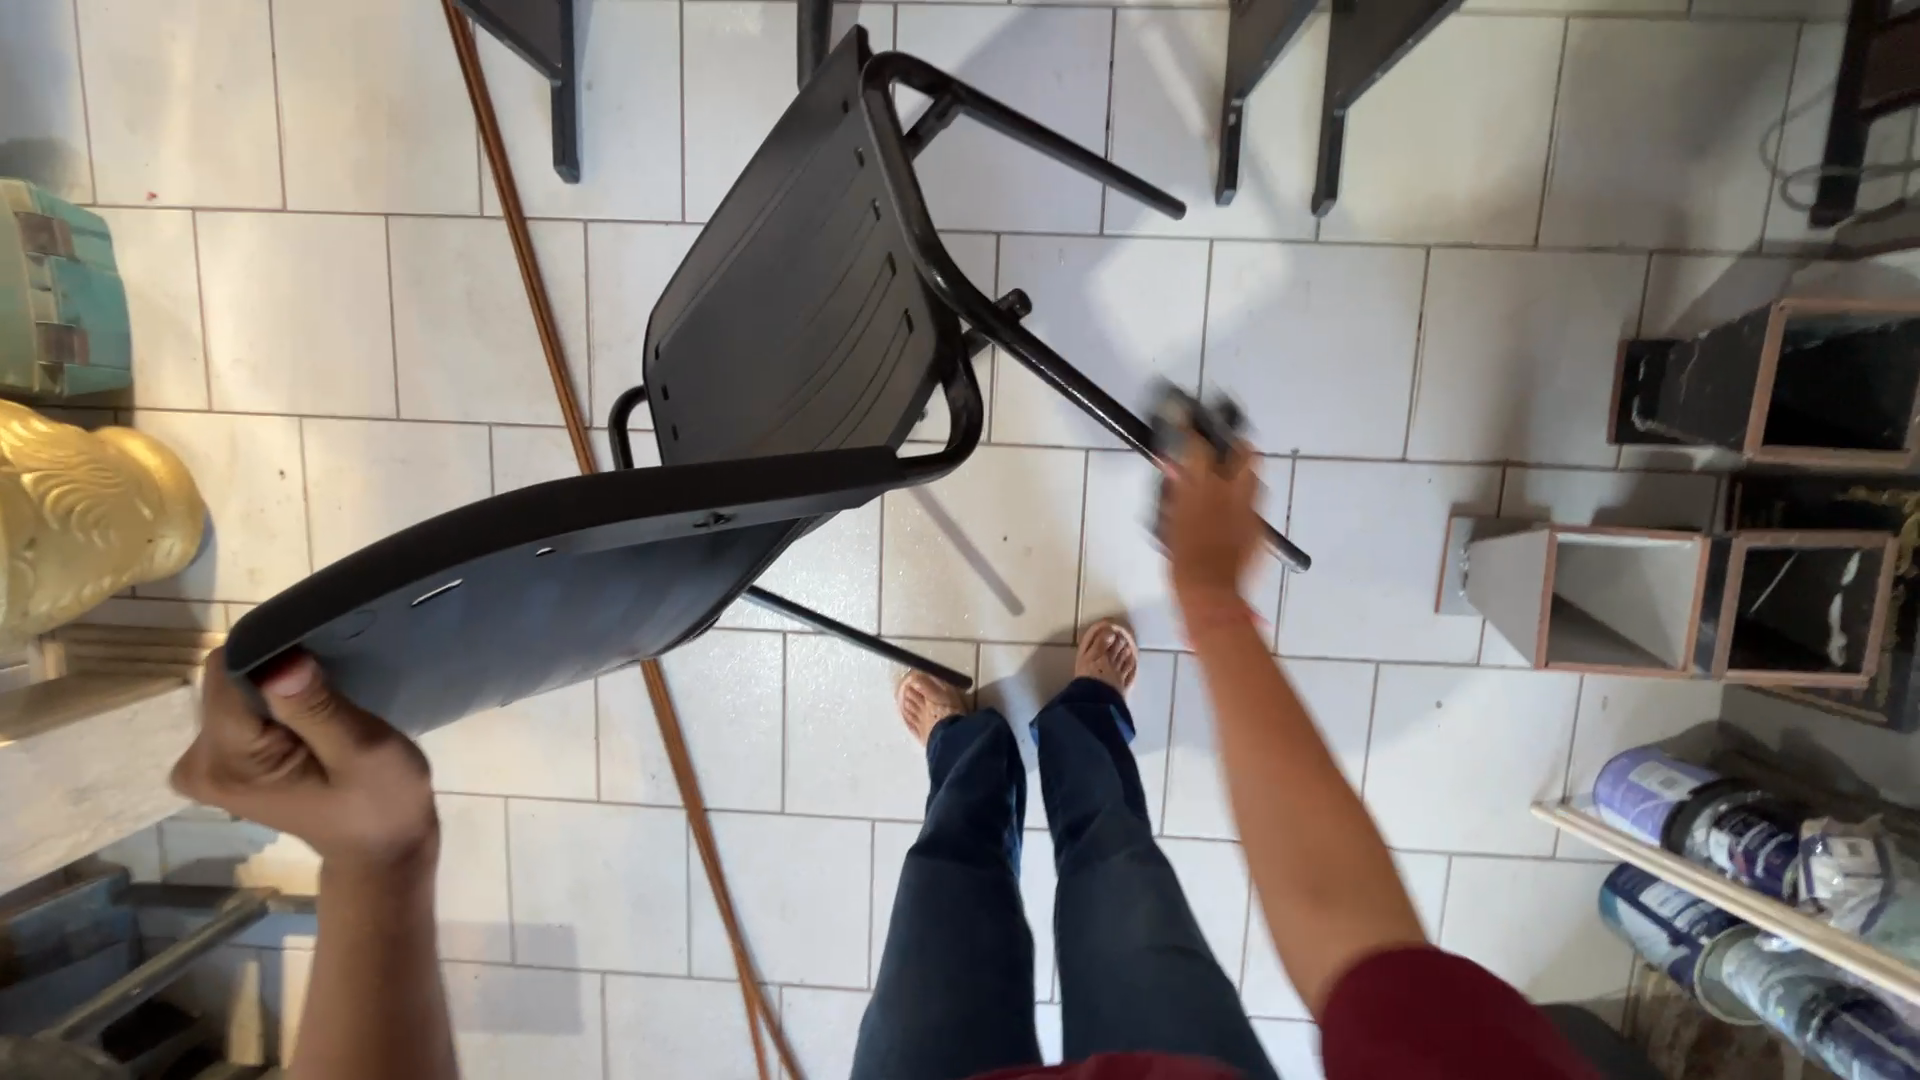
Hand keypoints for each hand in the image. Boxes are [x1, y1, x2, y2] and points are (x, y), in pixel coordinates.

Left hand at [172, 649, 438, 877]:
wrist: (382, 846)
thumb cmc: (382, 799)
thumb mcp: (363, 750)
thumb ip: (316, 708)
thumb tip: (280, 662)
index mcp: (228, 762)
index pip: (227, 675)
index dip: (275, 654)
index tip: (323, 658)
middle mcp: (197, 763)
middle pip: (226, 683)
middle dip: (280, 674)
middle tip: (337, 689)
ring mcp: (205, 766)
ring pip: (234, 693)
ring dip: (282, 688)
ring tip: (331, 703)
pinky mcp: (223, 765)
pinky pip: (241, 710)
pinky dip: (278, 704)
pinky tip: (314, 718)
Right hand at [1163, 428, 1262, 618]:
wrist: (1211, 592)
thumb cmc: (1181, 560)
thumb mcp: (1169, 522)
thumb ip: (1176, 492)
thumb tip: (1175, 469)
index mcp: (1203, 489)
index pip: (1197, 445)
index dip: (1191, 428)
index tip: (1185, 416)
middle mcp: (1232, 492)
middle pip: (1244, 452)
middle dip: (1234, 444)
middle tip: (1221, 447)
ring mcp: (1250, 508)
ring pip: (1254, 475)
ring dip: (1242, 471)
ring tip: (1228, 479)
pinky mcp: (1259, 526)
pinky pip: (1254, 504)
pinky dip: (1243, 501)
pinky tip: (1231, 512)